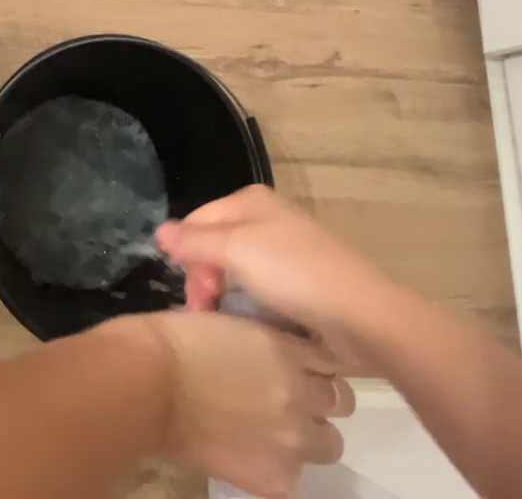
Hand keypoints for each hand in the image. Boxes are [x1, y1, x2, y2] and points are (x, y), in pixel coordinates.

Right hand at [108, 311, 353, 496]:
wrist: (147, 382)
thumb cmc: (172, 339)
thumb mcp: (221, 319)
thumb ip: (252, 334)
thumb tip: (254, 344)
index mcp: (285, 347)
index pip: (327, 360)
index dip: (309, 364)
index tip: (290, 365)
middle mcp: (300, 393)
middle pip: (339, 401)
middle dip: (313, 399)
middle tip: (278, 396)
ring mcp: (291, 438)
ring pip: (328, 442)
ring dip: (304, 433)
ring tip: (267, 428)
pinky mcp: (275, 477)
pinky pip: (295, 475)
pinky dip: (276, 464)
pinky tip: (248, 451)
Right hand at [156, 185, 400, 345]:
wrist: (362, 314)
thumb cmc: (294, 274)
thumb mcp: (235, 251)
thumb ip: (193, 241)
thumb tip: (158, 232)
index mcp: (249, 200)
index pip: (196, 221)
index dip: (186, 255)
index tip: (191, 293)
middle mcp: (265, 217)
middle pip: (213, 243)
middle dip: (203, 277)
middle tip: (205, 311)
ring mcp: (283, 247)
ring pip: (233, 267)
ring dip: (221, 293)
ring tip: (222, 321)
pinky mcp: (298, 278)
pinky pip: (257, 285)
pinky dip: (246, 300)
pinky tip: (248, 320)